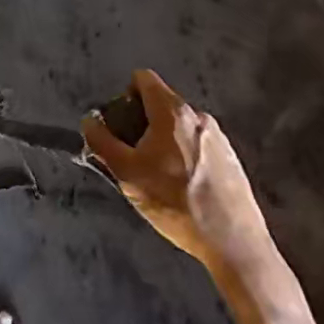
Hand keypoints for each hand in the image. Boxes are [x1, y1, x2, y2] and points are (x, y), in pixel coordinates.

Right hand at [82, 70, 269, 267]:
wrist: (234, 244)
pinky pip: (197, 145)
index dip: (124, 95)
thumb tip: (89, 122)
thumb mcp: (127, 174)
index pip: (143, 78)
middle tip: (134, 157)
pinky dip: (184, 156)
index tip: (120, 125)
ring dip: (163, 141)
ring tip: (159, 178)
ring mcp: (218, 137)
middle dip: (142, 123)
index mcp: (172, 111)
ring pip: (178, 126)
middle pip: (160, 103)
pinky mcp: (231, 159)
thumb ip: (101, 142)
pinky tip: (184, 189)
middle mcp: (198, 115)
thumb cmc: (176, 203)